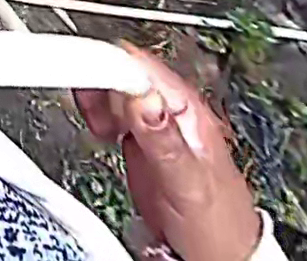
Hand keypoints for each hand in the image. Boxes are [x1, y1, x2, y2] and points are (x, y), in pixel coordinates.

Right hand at [74, 44, 261, 260]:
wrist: (224, 260)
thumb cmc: (220, 227)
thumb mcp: (190, 184)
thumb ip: (164, 140)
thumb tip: (142, 96)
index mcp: (184, 106)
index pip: (137, 65)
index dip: (107, 65)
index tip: (82, 75)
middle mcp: (167, 106)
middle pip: (119, 69)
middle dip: (97, 83)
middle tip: (90, 110)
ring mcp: (152, 121)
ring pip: (111, 87)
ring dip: (95, 99)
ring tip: (97, 125)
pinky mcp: (138, 139)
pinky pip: (111, 110)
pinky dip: (97, 115)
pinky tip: (100, 133)